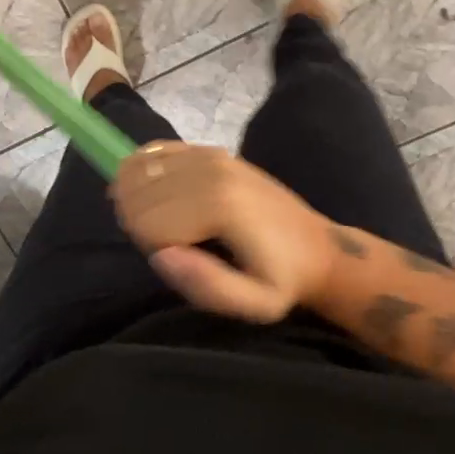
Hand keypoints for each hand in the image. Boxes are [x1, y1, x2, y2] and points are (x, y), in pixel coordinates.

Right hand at [110, 142, 336, 322]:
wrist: (317, 249)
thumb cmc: (282, 281)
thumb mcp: (255, 303)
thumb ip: (207, 286)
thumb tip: (161, 256)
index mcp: (221, 206)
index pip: (146, 224)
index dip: (153, 251)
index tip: (182, 263)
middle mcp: (211, 170)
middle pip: (138, 194)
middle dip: (141, 224)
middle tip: (173, 245)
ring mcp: (210, 154)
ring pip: (138, 170)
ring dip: (138, 200)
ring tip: (164, 222)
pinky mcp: (209, 150)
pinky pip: (151, 150)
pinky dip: (141, 171)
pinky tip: (156, 193)